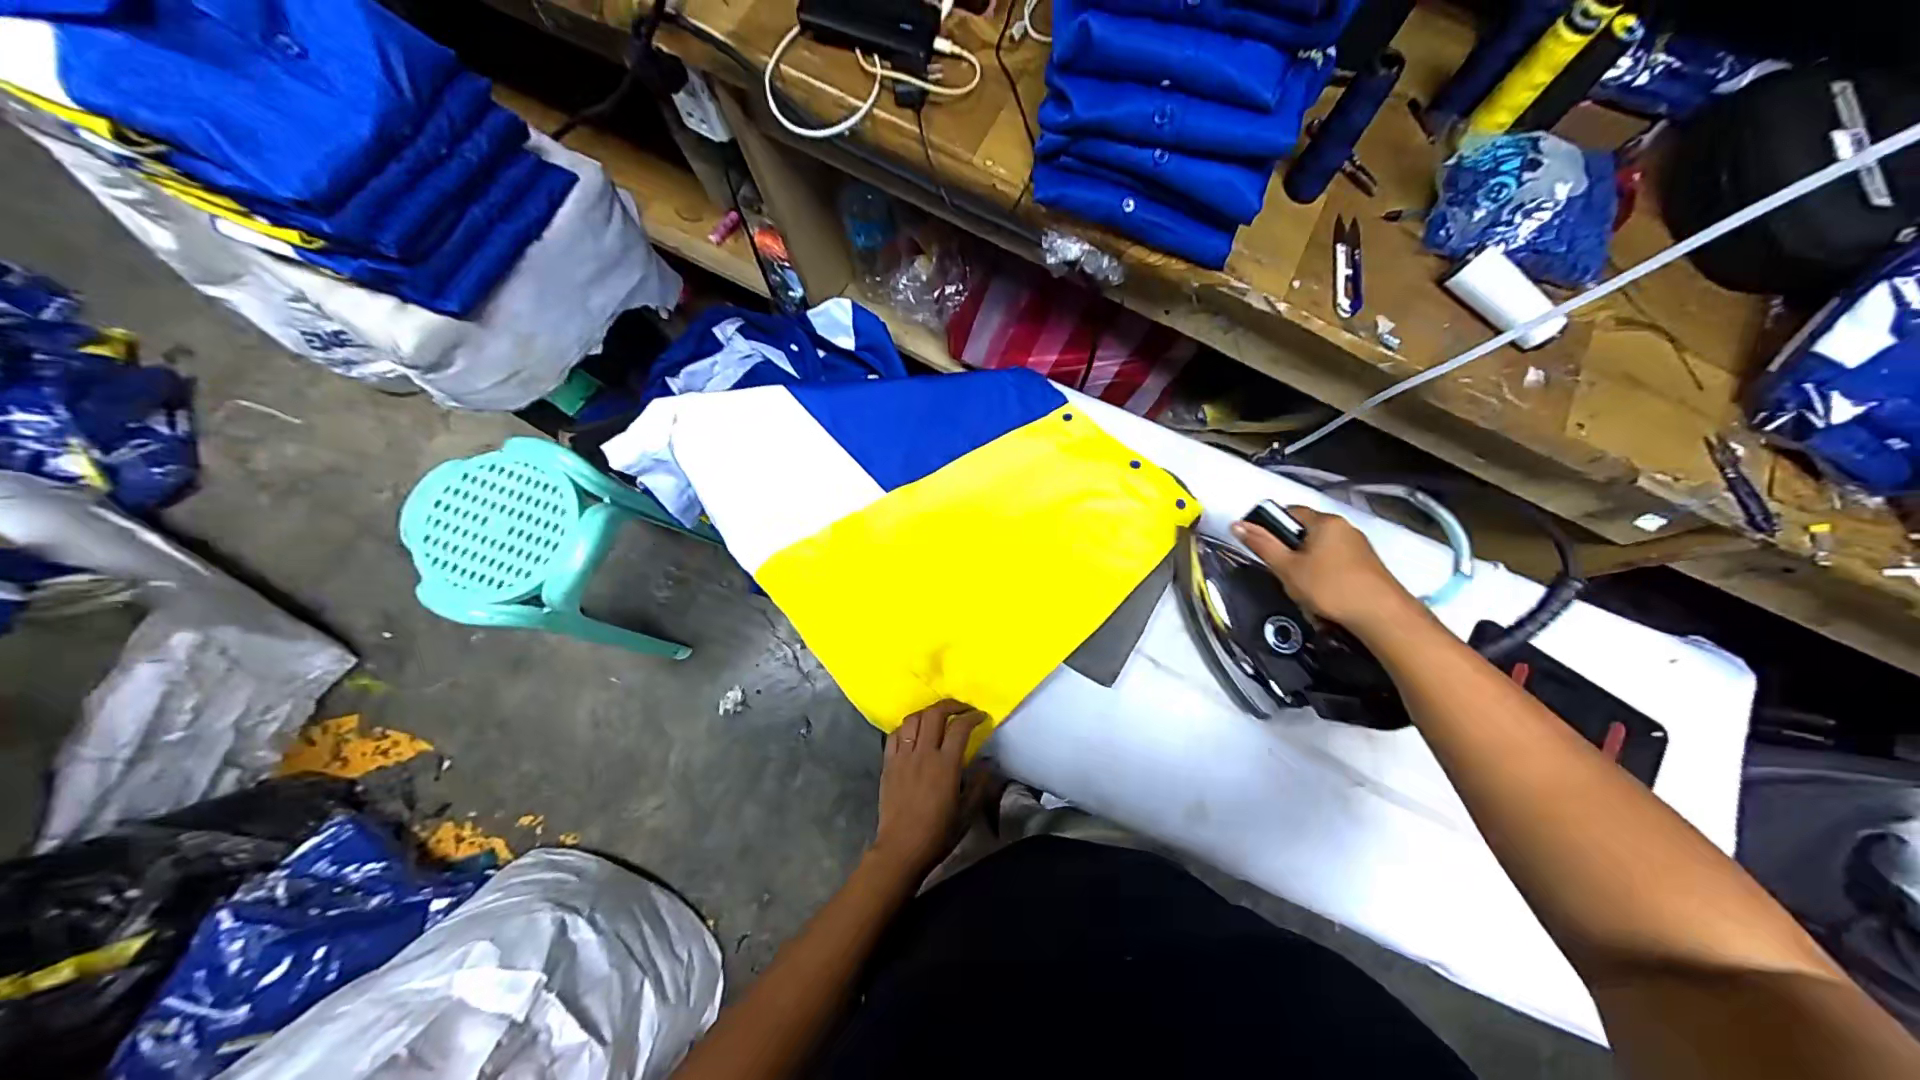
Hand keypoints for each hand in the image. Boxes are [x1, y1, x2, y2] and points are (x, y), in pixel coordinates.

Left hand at [869, 700, 988, 879]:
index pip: (960, 727)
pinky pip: (895, 735)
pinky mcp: (888, 764)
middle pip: (934, 714)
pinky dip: (907, 728)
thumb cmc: (938, 834)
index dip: (973, 717)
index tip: (981, 717)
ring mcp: (903, 757)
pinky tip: (914, 733)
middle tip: (962, 709)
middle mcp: (923, 754)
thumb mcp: (967, 812)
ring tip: (938, 717)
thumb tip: (988, 764)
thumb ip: (979, 785)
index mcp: (945, 765)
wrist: (901, 848)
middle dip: (951, 705)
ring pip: (913, 719)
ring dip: (928, 712)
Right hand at [1232, 505, 1424, 637]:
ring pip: (1319, 552)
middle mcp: (1344, 527)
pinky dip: (1324, 578)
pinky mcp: (1367, 565)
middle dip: (1291, 555)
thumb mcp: (1287, 568)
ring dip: (1307, 570)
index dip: (1272, 528)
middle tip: (1284, 576)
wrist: (1381, 615)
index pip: (1290, 512)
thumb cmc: (1329, 587)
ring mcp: (1359, 546)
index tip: (1265, 551)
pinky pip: (1335, 564)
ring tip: (1305, 592)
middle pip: (1305, 534)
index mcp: (1324, 521)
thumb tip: (1237, 524)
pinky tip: (1324, 598)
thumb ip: (1262, 544)